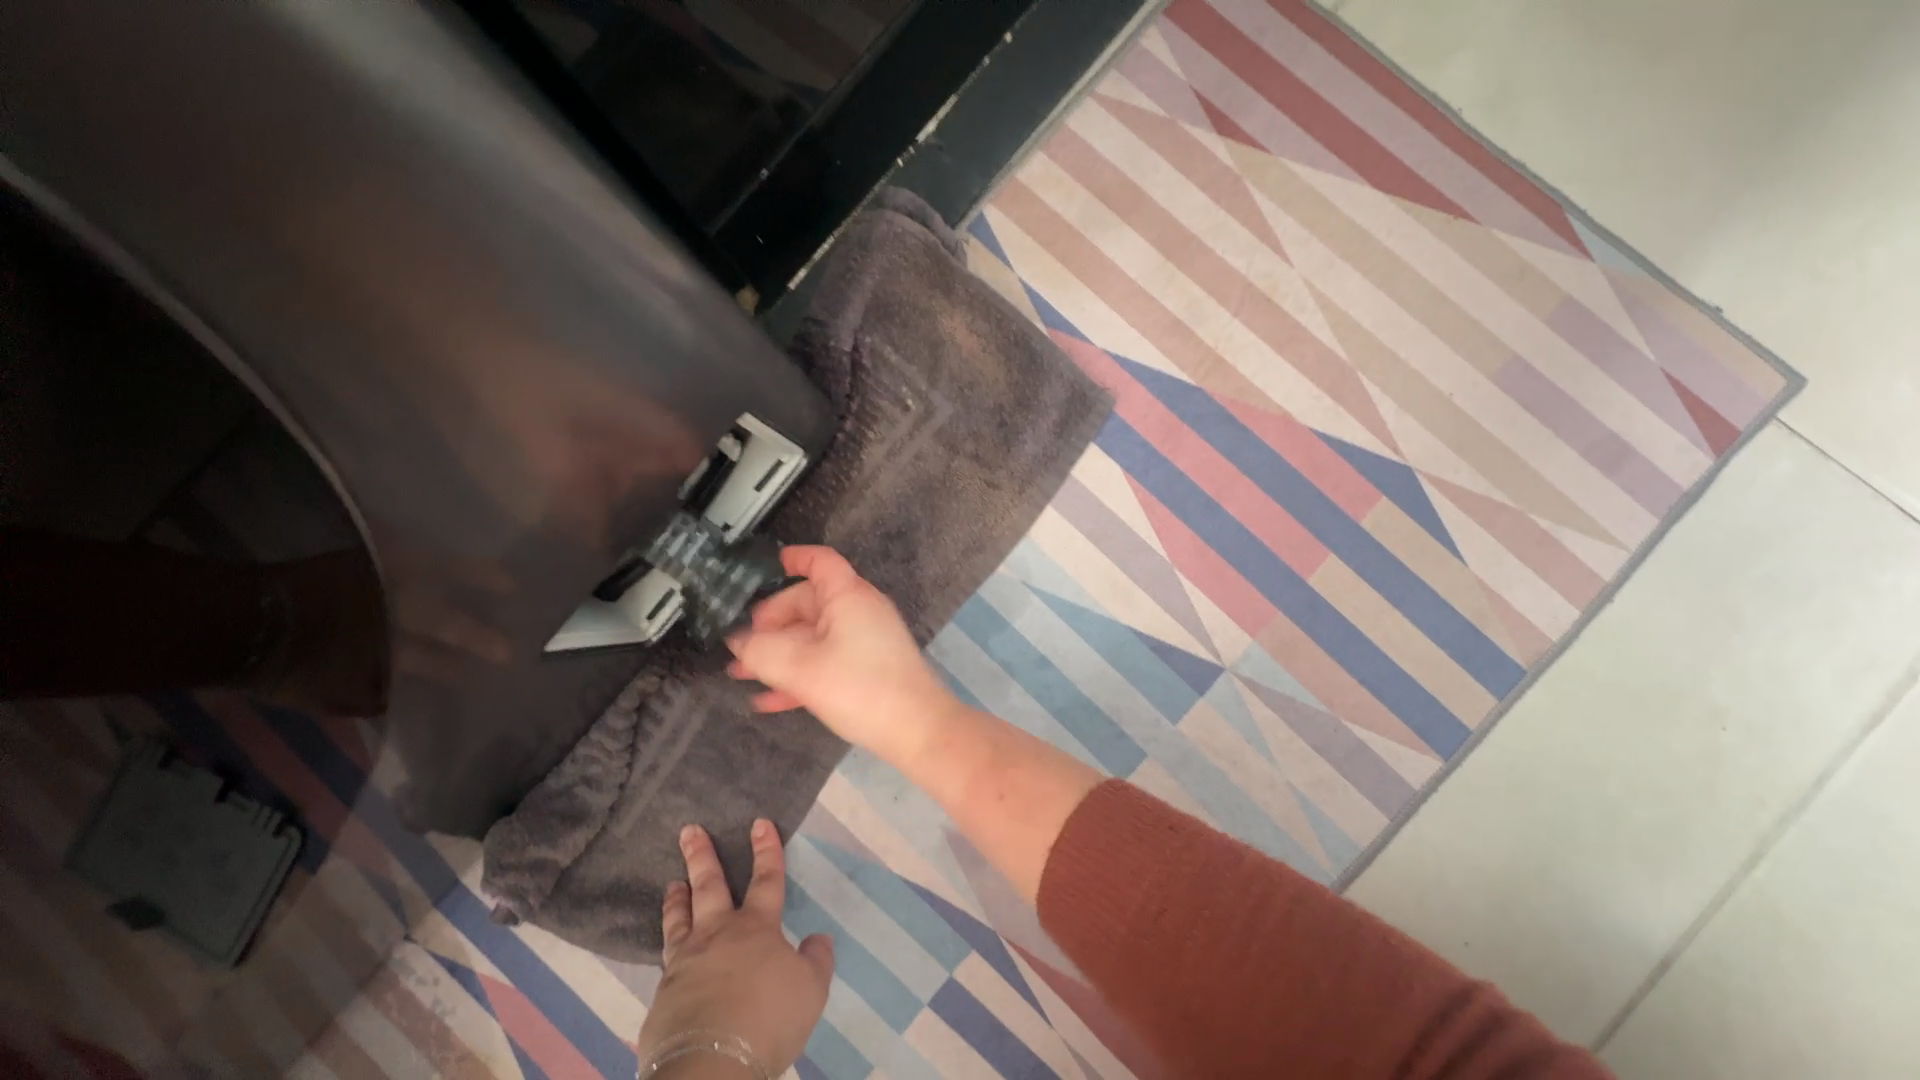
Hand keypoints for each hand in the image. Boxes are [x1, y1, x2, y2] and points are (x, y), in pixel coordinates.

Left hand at [638, 820, 832, 1077]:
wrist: (710, 1063)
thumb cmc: (769, 1018)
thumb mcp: (811, 989)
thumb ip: (816, 961)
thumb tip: (818, 938)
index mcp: (756, 928)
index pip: (766, 880)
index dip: (766, 851)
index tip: (759, 823)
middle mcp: (716, 935)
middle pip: (709, 887)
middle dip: (701, 856)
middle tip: (689, 830)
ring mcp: (685, 963)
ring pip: (679, 920)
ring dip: (677, 899)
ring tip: (673, 883)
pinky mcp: (664, 995)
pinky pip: (667, 962)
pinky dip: (670, 948)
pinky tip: (669, 952)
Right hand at [725, 546, 958, 763]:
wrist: (918, 731)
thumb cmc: (861, 689)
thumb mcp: (802, 670)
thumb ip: (762, 653)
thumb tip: (737, 641)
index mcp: (848, 596)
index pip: (820, 562)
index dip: (793, 559)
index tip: (768, 566)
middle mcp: (859, 611)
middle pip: (808, 603)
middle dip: (770, 624)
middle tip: (741, 646)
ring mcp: (866, 641)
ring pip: (813, 637)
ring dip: (778, 654)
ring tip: (741, 675)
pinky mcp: (869, 669)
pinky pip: (826, 662)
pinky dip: (800, 674)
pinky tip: (768, 700)